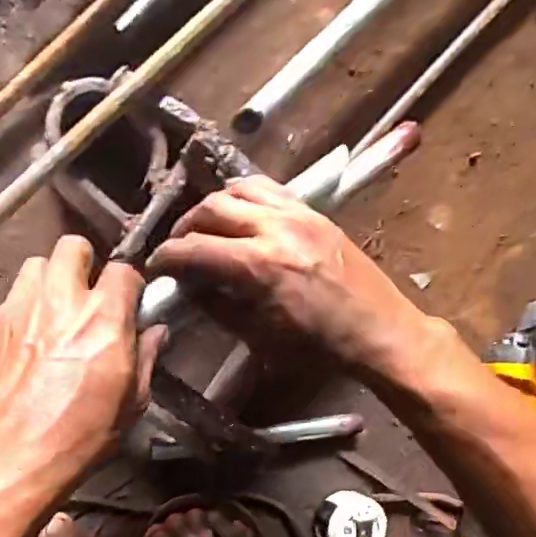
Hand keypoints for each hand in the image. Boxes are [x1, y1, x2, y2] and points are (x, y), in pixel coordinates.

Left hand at [0, 236, 164, 496]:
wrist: (10, 459)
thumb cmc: (80, 437)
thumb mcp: (130, 404)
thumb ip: (146, 358)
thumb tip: (155, 333)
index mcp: (103, 319)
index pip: (123, 269)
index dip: (129, 283)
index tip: (127, 301)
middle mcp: (59, 302)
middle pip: (72, 246)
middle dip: (85, 263)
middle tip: (88, 293)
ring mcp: (17, 310)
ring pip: (35, 265)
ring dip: (50, 280)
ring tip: (55, 313)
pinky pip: (10, 302)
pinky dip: (23, 313)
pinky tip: (27, 347)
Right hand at [148, 177, 431, 374]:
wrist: (379, 331)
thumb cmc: (321, 348)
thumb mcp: (262, 338)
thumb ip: (221, 307)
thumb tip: (191, 288)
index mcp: (261, 266)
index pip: (196, 248)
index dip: (167, 256)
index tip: (156, 266)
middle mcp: (277, 228)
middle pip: (212, 207)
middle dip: (186, 227)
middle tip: (179, 248)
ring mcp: (299, 214)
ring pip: (240, 188)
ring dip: (214, 205)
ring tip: (207, 228)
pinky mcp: (315, 211)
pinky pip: (270, 189)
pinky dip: (246, 198)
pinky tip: (242, 217)